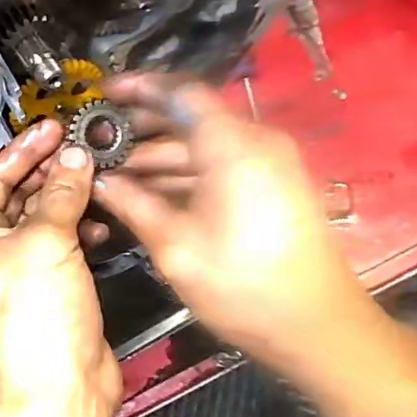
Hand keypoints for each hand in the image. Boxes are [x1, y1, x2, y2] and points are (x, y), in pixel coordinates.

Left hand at [0, 120, 119, 416]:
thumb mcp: (45, 244)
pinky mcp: (56, 283)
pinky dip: (85, 224)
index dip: (23, 149)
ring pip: (48, 215)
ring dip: (71, 195)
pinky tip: (100, 218)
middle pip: (22, 192)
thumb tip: (72, 161)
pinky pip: (69, 240)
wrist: (62, 391)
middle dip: (51, 168)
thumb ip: (60, 196)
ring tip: (92, 176)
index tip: (48, 128)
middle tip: (77, 147)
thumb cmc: (32, 333)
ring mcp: (27, 266)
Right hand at [91, 74, 379, 367]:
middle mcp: (254, 142)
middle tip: (97, 136)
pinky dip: (182, 171)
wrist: (318, 328)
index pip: (180, 93)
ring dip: (158, 153)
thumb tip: (98, 180)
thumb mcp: (174, 243)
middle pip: (189, 116)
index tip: (103, 91)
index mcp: (233, 145)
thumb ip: (131, 202)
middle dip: (141, 125)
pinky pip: (217, 163)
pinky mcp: (270, 186)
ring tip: (113, 167)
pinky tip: (147, 189)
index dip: (138, 87)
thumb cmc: (241, 283)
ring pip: (201, 143)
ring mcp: (266, 164)